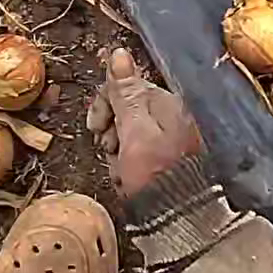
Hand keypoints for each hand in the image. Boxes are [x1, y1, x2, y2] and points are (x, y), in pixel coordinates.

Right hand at [85, 48, 202, 197]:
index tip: (94, 127)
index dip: (104, 105)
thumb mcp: (133, 128)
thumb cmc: (155, 172)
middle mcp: (174, 115)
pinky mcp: (170, 160)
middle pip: (129, 110)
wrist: (179, 219)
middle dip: (111, 130)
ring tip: (121, 171)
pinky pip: (141, 153)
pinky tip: (129, 179)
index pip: (127, 87)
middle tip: (107, 149)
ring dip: (118, 151)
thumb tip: (119, 53)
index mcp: (167, 102)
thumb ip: (125, 92)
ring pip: (132, 134)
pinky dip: (130, 165)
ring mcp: (173, 138)